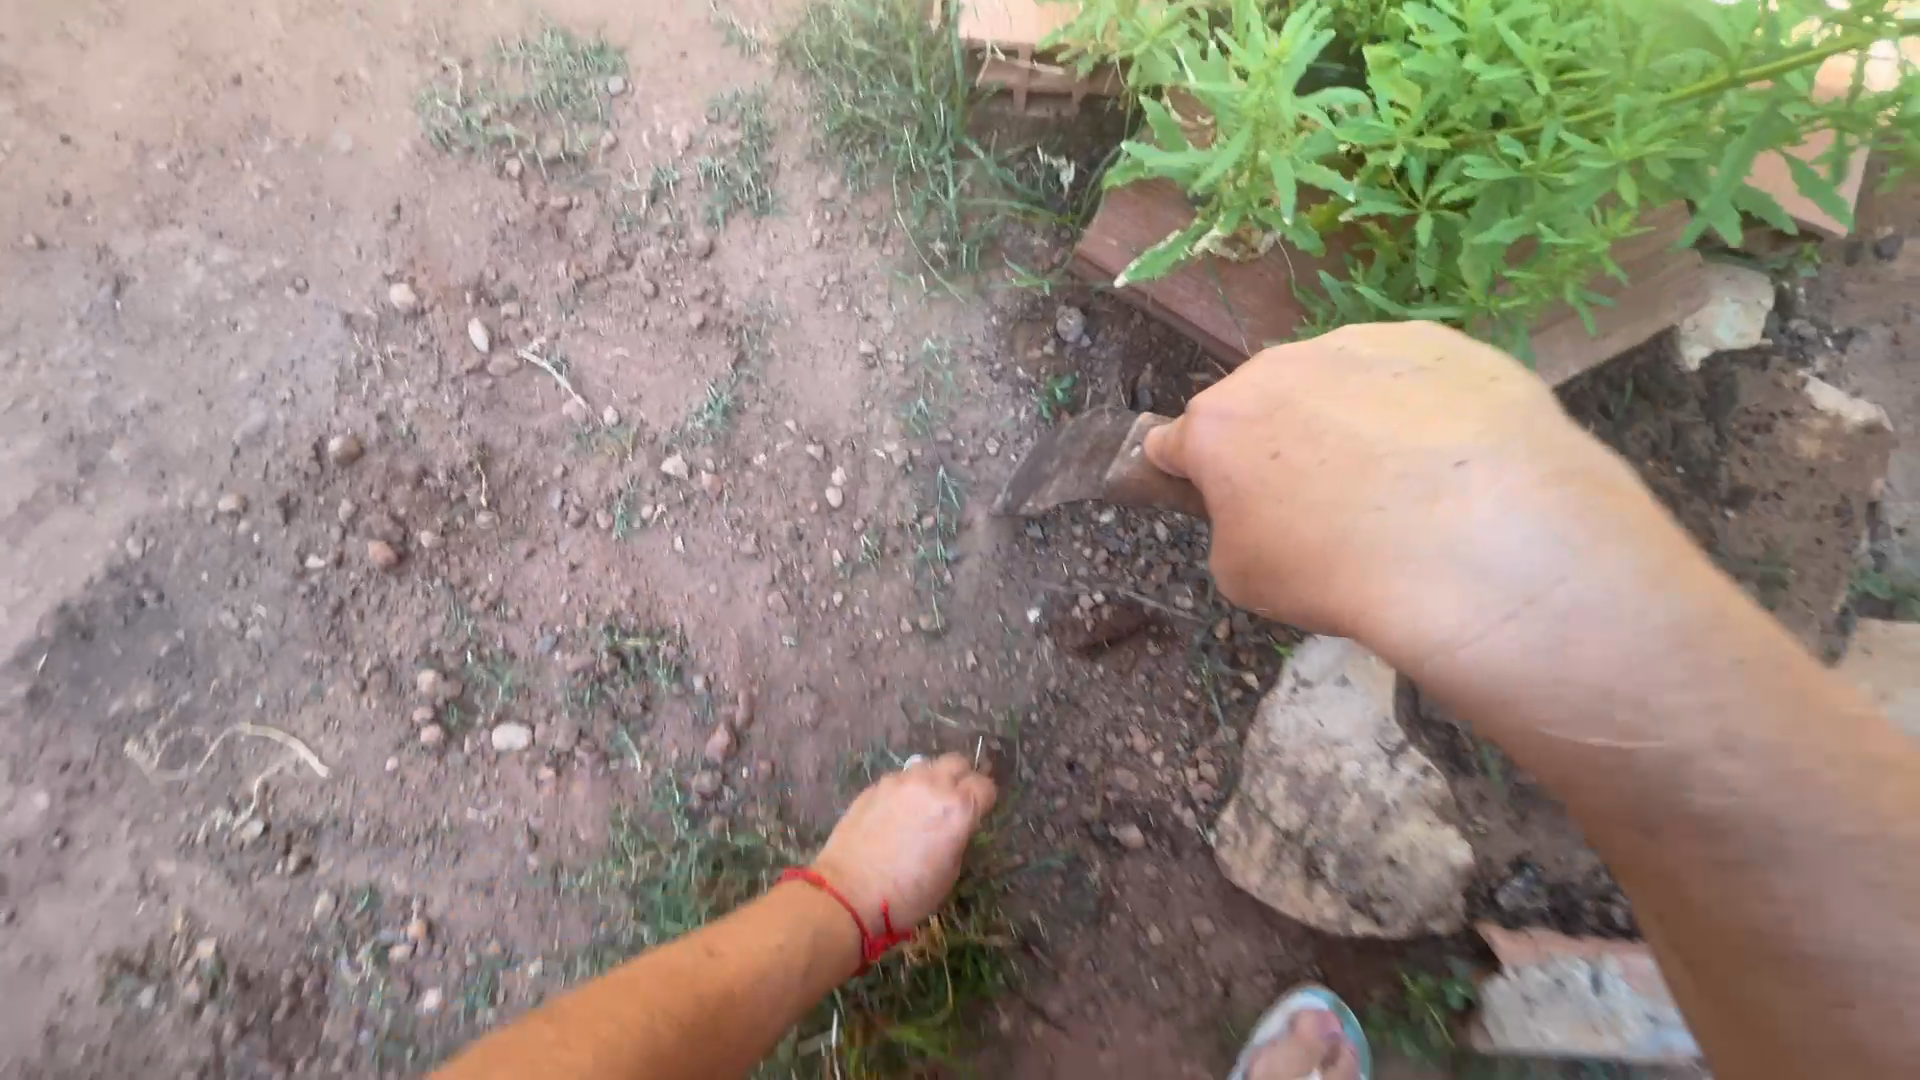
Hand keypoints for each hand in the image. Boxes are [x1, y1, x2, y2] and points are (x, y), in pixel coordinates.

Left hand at [809, 754, 996, 932]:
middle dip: (961, 779)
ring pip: (927, 765)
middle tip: (954, 802)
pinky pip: (900, 778)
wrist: (848, 892)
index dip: (984, 799)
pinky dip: (905, 790)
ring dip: (932, 780)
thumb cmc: (906, 894)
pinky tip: (895, 813)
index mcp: (957, 808)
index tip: (978, 812)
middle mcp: (931, 785)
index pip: (985, 786)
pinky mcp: (875, 785)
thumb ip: (957, 836)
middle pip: (957, 763)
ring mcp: (900, 781)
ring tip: (922, 805)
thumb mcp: (949, 873)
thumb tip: (954, 824)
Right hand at [1144, 322, 1693, 669]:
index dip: (1188, 474)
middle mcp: (1272, 369)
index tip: (1215, 499)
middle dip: (1268, 444)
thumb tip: (1257, 507)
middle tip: (1315, 500)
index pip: (1170, 442)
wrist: (1477, 546)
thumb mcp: (1240, 575)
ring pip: (1326, 382)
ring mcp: (1354, 345)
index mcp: (1214, 426)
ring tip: (1394, 478)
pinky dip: (1407, 406)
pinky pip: (1399, 374)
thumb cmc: (1333, 569)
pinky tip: (1444, 453)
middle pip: (1252, 405)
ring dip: (1337, 418)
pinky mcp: (1434, 339)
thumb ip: (1227, 525)